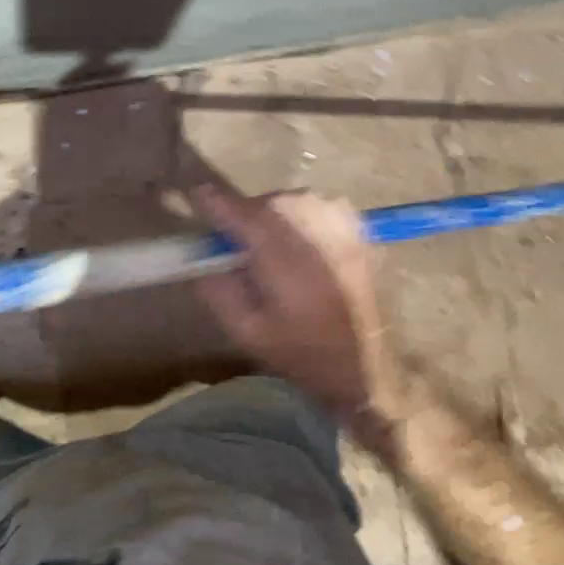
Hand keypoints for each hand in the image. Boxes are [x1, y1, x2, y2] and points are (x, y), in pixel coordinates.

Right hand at [194, 189, 403, 424]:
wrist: (367, 368)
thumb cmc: (303, 353)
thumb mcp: (247, 332)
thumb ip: (218, 291)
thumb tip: (201, 259)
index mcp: (284, 261)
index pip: (242, 215)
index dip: (215, 204)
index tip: (196, 196)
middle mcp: (316, 235)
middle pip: (268, 203)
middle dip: (245, 213)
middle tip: (234, 239)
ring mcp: (343, 230)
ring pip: (294, 201)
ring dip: (273, 214)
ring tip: (267, 242)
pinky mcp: (360, 233)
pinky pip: (320, 206)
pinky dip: (301, 215)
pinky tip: (299, 239)